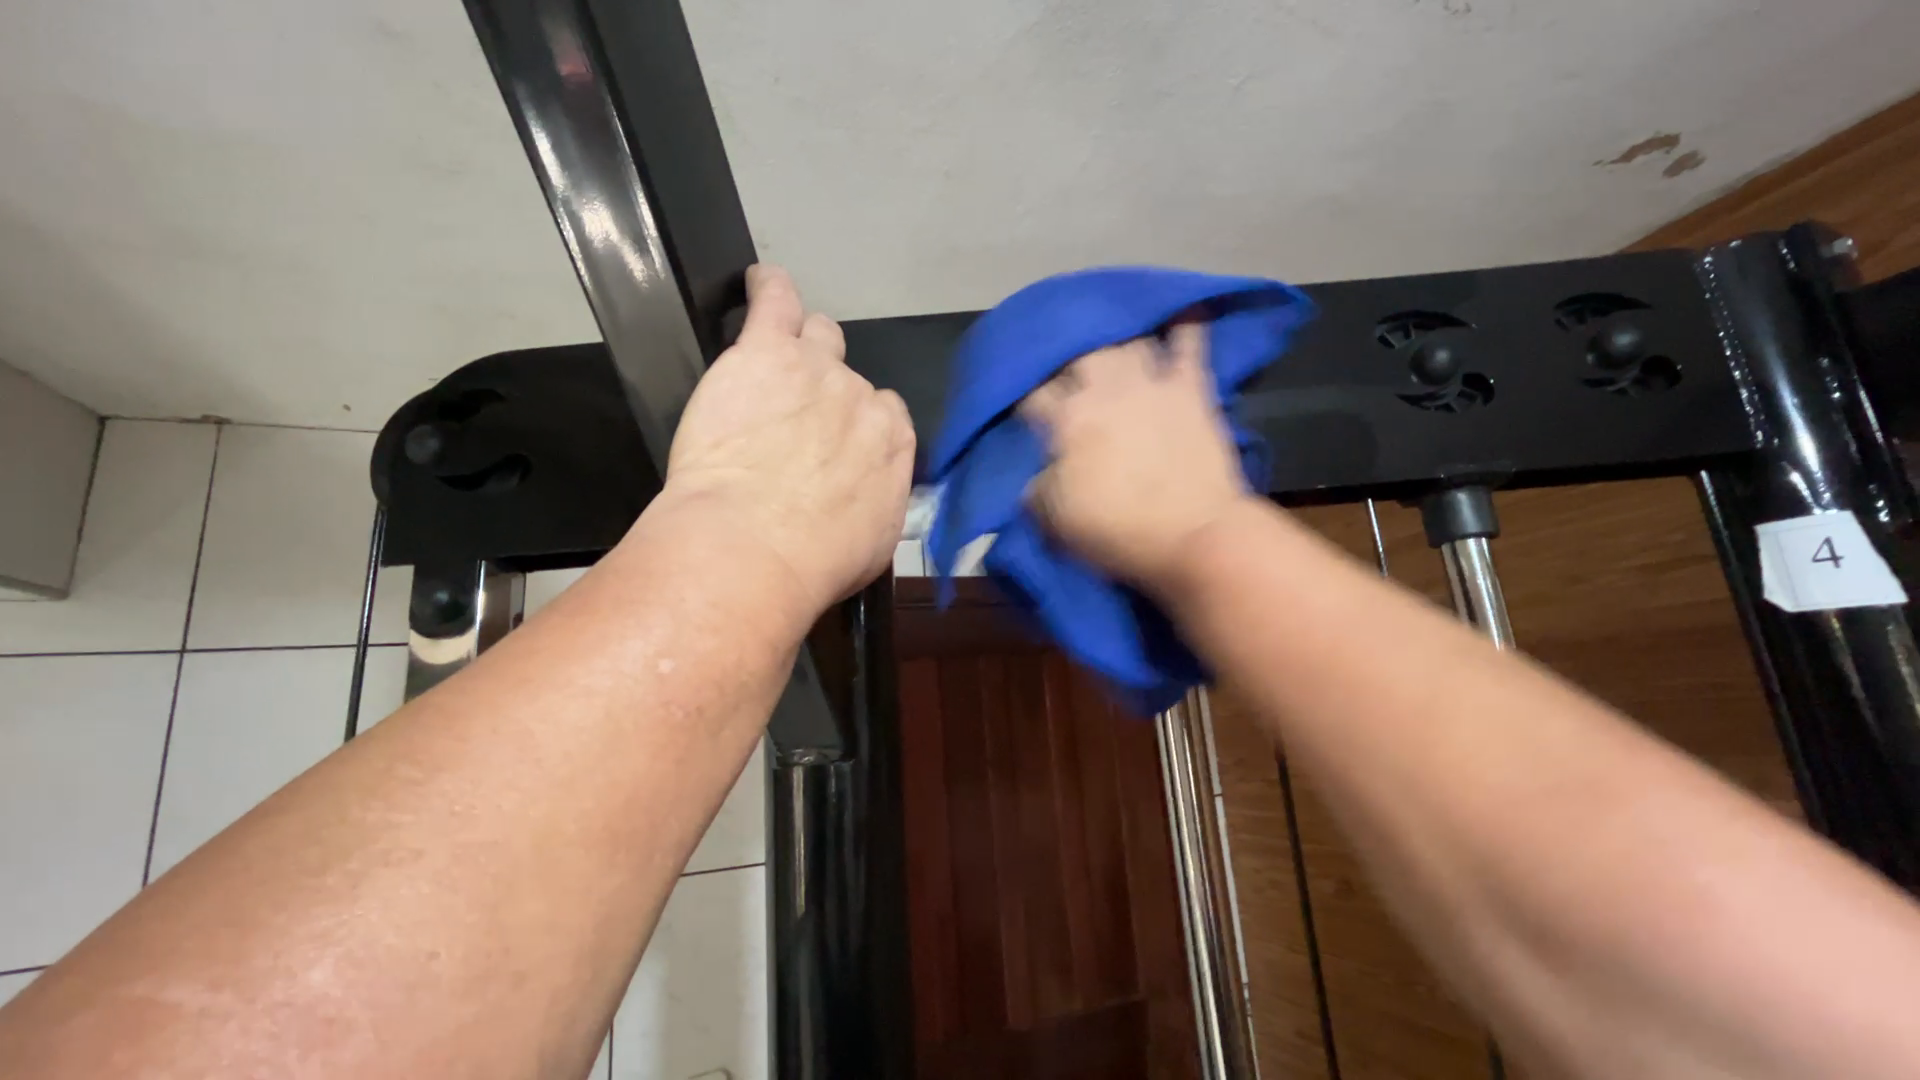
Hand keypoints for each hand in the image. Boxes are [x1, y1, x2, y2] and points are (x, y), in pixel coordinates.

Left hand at [658, 265, 914, 619]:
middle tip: (797, 416)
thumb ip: (877, 503)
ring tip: (780, 349)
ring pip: (818, 333)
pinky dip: (769, 289)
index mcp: (892, 443)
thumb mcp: (871, 545)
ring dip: (802, 342)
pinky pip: (774, 299)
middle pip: (850, 376)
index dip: (856, 425)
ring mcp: (816, 368)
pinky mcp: (765, 351)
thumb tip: (868, 498)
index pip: (884, 414)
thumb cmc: (814, 562)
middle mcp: (862, 398)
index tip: (834, 444)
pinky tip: (760, 285)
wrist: (755, 545)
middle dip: (828, 390)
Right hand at [1021, 323, 1250, 592]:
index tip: (1016, 401)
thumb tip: (1032, 474)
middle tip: (1058, 359)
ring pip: (1126, 340)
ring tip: (1104, 328)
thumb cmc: (1118, 532)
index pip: (1032, 394)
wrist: (1195, 536)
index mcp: (1066, 420)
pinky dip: (1186, 324)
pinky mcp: (1191, 390)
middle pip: (1076, 354)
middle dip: (1062, 352)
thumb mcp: (1053, 520)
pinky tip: (1181, 306)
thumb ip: (1035, 488)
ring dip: (1113, 333)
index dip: (1020, 395)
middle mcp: (1105, 390)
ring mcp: (1151, 384)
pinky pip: (1189, 345)